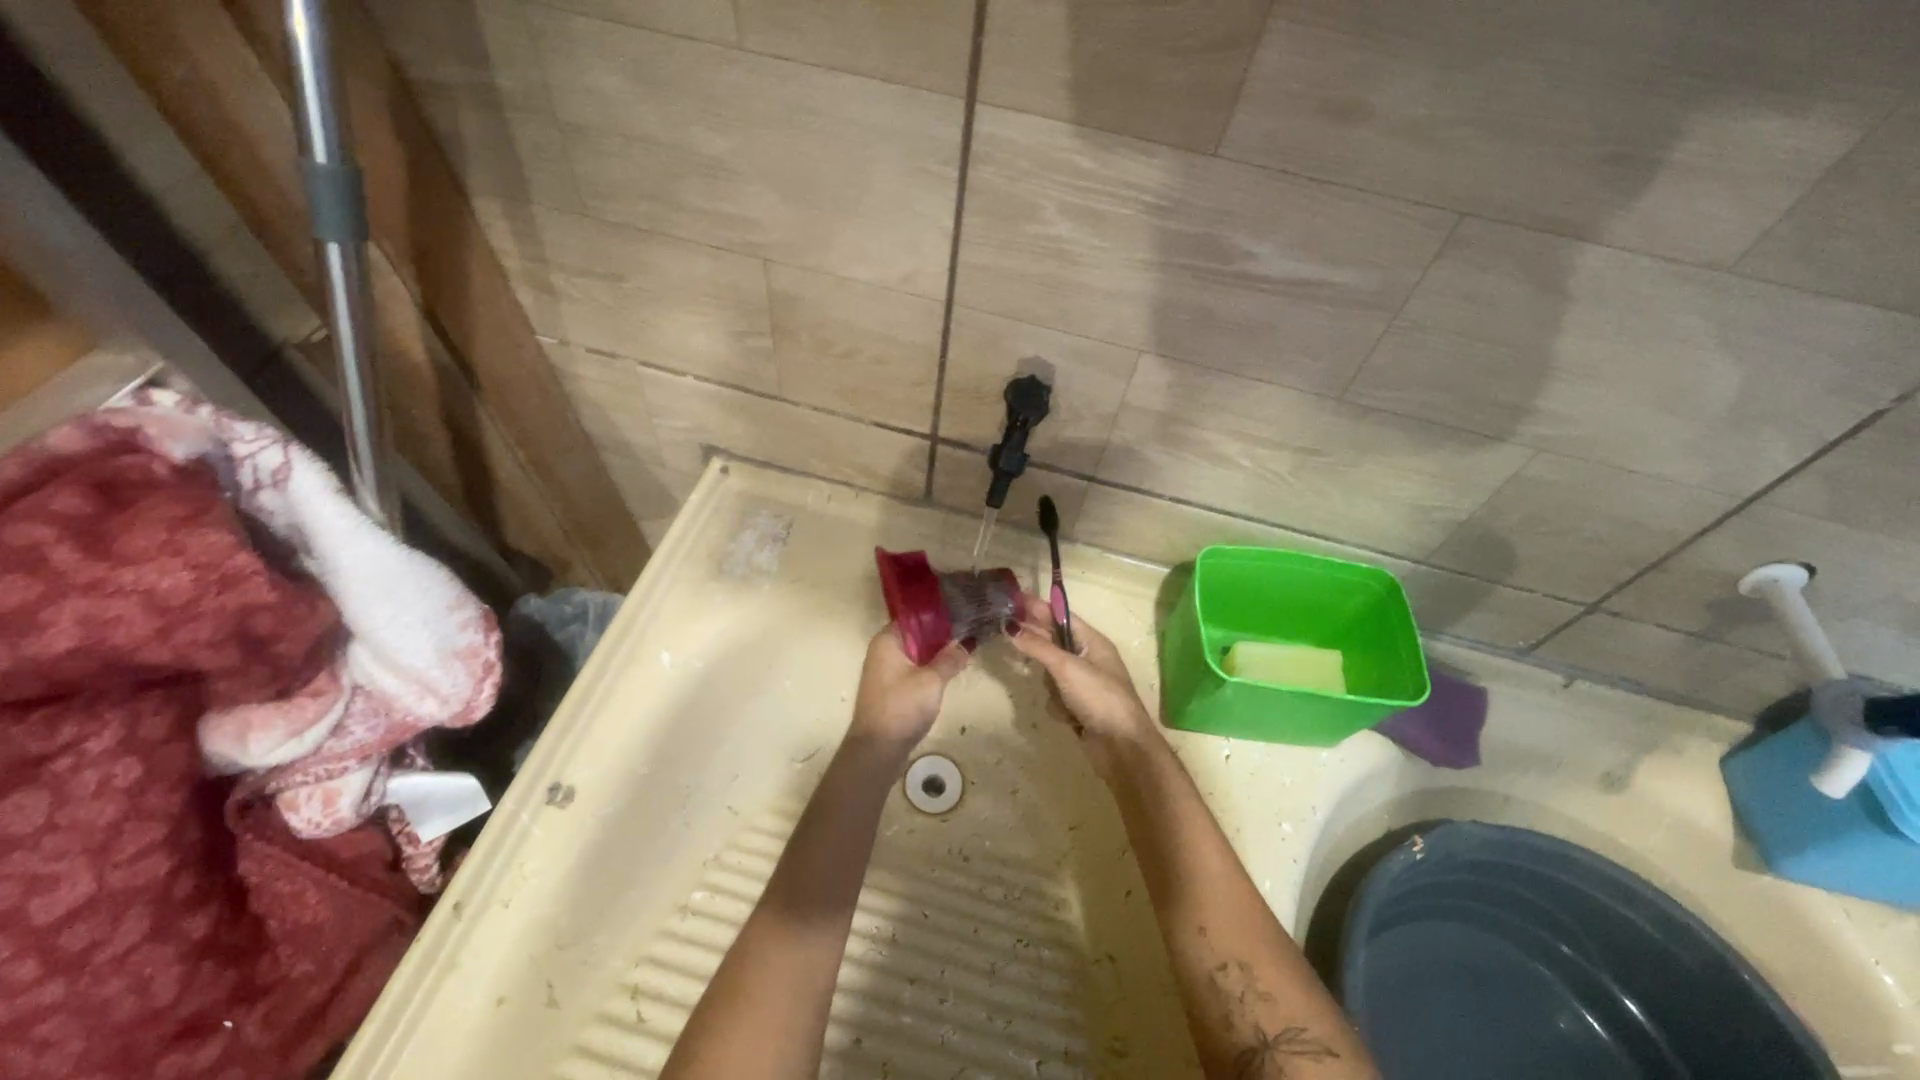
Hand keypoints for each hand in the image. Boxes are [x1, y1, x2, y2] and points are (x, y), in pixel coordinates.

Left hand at [847, 623, 970, 753]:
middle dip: (940, 635)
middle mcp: (883, 651)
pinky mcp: (892, 690)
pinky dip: (929, 669)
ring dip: (936, 654)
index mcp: (887, 641)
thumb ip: (949, 659)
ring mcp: (886, 672)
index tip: (962, 612)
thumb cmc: (902, 706)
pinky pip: (914, 670)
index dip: (938, 615)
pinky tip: (950, 671)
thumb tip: (965, 643)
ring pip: (916, 655)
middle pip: (916, 636)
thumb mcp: (932, 680)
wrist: (878, 748)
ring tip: (965, 647)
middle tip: (970, 629)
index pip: (914, 617)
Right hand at [1004, 593, 1159, 773]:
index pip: (1062, 617)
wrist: (1121, 746)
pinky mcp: (1078, 707)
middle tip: (1007, 632)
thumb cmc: (1099, 698)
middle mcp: (1089, 659)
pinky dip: (1058, 706)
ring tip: (1060, 695)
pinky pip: (1056, 697)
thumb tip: (1011, 627)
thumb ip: (1038, 647)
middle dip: (1037, 643)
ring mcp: (1084, 685)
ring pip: (1051, 673)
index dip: (1039, 608)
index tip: (1014, 599)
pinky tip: (1068, 717)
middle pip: (1054, 643)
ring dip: (1051, 685)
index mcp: (1094, 642)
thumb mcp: (1067, 667)